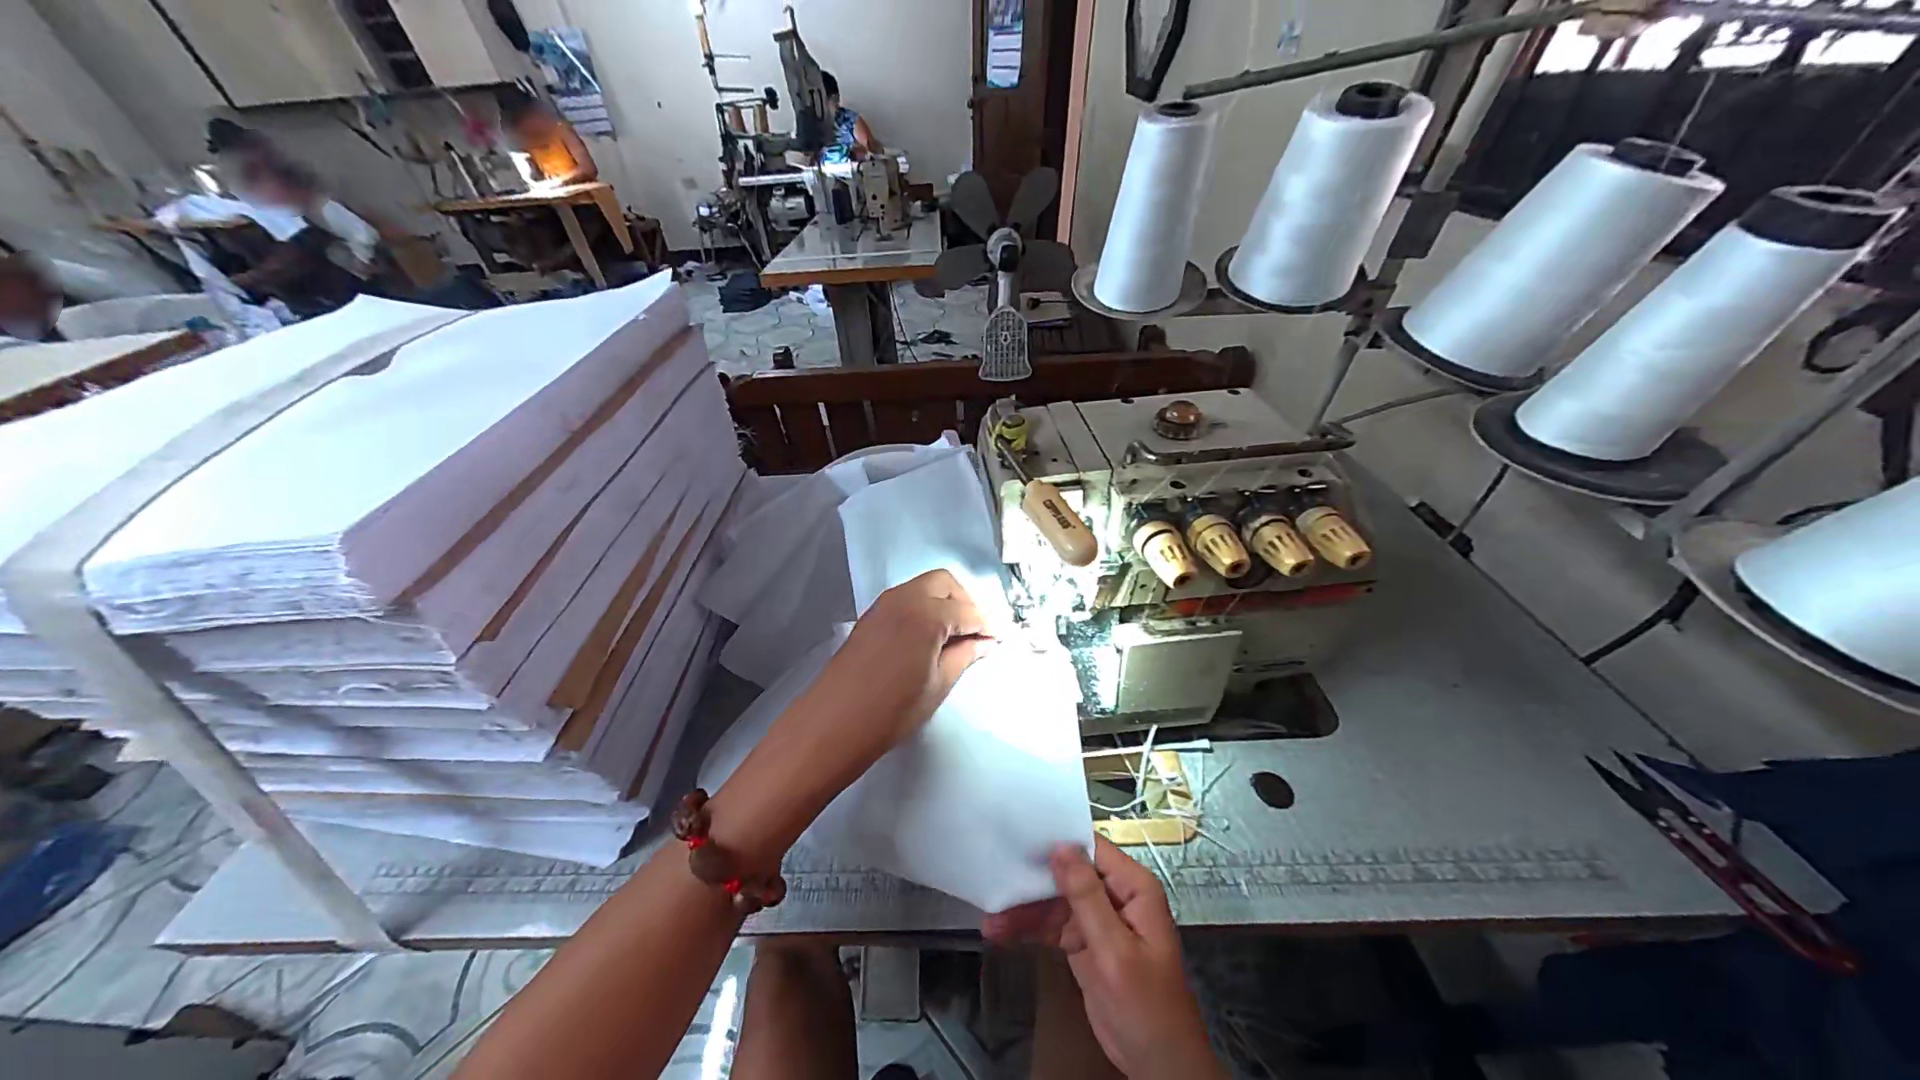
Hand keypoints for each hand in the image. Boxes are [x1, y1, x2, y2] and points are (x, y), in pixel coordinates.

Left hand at [709, 570, 991, 869]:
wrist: (832, 724)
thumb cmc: (892, 710)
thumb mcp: (938, 685)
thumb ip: (964, 655)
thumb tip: (985, 641)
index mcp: (926, 613)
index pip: (967, 611)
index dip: (987, 625)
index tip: (998, 640)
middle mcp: (904, 598)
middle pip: (944, 583)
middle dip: (965, 602)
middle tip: (976, 633)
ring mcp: (882, 605)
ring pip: (923, 588)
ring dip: (943, 603)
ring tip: (954, 637)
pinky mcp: (869, 618)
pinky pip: (906, 600)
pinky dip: (923, 609)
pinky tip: (928, 638)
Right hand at [984, 839, 1219, 1079]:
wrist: (1158, 1063)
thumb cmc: (1147, 1004)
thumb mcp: (1114, 949)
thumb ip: (1087, 897)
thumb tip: (1062, 847)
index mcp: (1133, 887)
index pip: (1091, 849)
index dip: (1057, 841)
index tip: (1019, 836)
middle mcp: (1115, 895)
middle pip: (1067, 874)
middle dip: (1032, 880)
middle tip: (995, 880)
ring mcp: (1099, 919)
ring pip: (1055, 901)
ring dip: (1024, 910)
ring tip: (991, 920)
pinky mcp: (1084, 942)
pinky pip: (1053, 926)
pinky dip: (1029, 929)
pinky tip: (1002, 932)